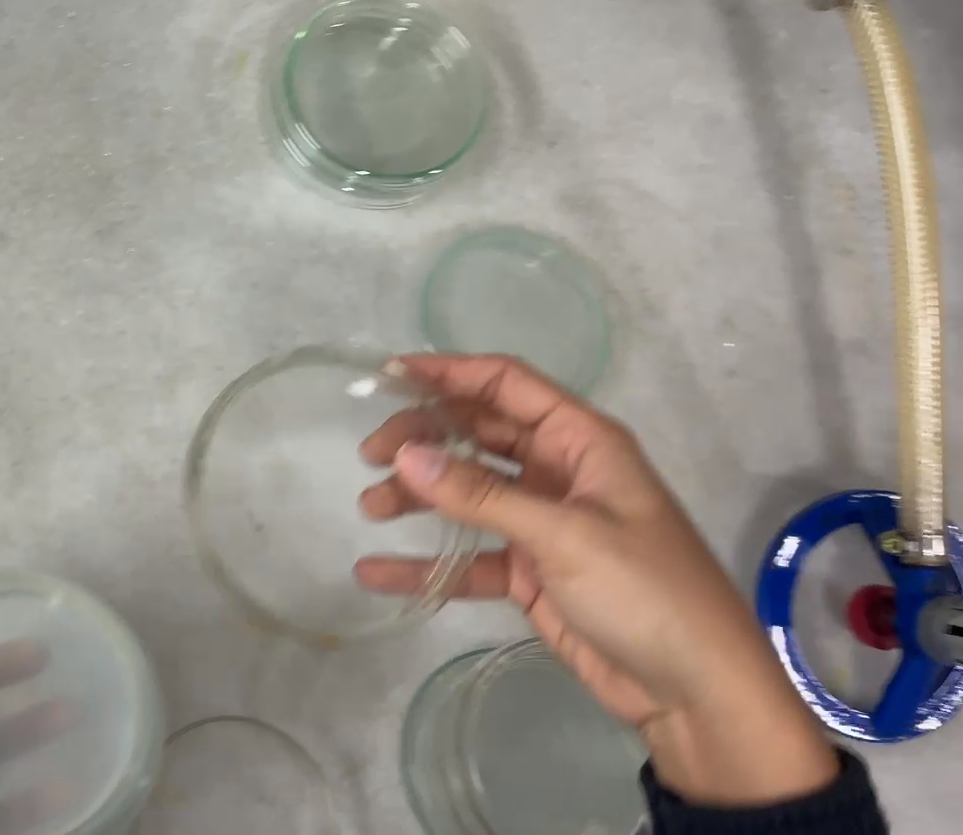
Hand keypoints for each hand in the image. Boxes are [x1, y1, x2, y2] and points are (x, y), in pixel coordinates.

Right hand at [355, 353, 837, 806]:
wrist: (702, 702)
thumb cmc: (650, 595)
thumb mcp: (564, 536)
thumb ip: (480, 494)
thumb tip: (404, 455)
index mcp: (581, 443)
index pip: (505, 384)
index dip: (448, 372)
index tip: (389, 374)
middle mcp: (556, 472)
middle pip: (473, 432)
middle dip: (420, 436)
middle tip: (371, 454)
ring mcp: (539, 520)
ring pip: (463, 489)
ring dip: (416, 493)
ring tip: (371, 507)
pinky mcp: (526, 568)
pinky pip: (464, 554)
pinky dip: (424, 562)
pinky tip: (377, 570)